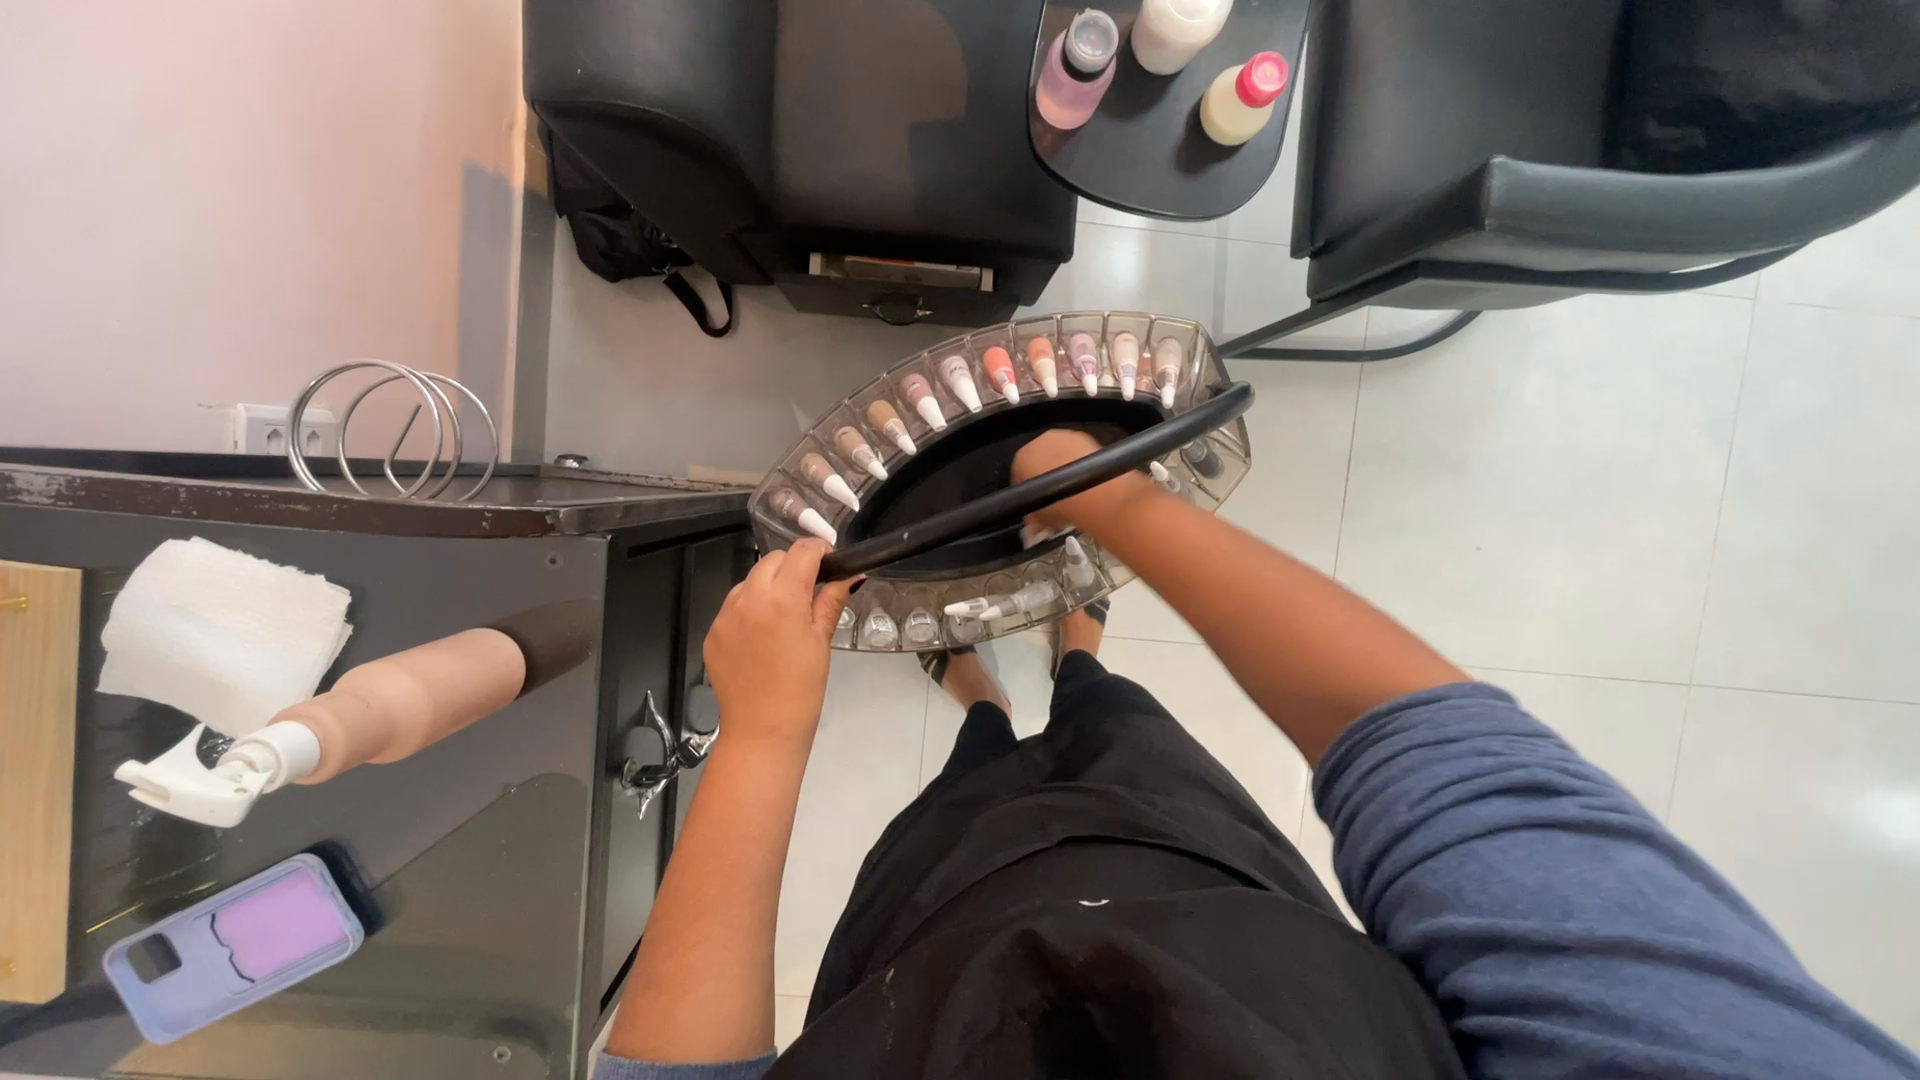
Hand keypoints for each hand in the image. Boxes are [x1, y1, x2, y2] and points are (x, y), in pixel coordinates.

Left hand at [703, 539, 855, 754]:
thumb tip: (851, 575)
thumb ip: (831, 601)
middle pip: (773, 559)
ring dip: (769, 585)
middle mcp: (749, 598)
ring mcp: (725, 615)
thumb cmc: (801, 688)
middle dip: (794, 567)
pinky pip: (733, 606)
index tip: (830, 565)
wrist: (762, 730)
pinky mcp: (713, 633)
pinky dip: (750, 608)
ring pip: (750, 580)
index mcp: (782, 598)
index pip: (802, 552)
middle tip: (811, 592)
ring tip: (785, 616)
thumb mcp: (821, 641)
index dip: (820, 552)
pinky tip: (763, 636)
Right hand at [1012, 429, 1156, 533]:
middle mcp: (1040, 441)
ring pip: (1061, 456)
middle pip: (1040, 461)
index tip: (1036, 506)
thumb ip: (1033, 515)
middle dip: (1047, 479)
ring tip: (1074, 493)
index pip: (1018, 476)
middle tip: (1056, 501)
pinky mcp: (1088, 439)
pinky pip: (1079, 455)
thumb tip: (1035, 521)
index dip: (1027, 493)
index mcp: (1020, 457)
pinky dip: (1081, 466)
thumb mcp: (1039, 517)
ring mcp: (1065, 437)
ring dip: (1065, 471)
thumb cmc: (1058, 505)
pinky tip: (1087, 483)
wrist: (1091, 494)